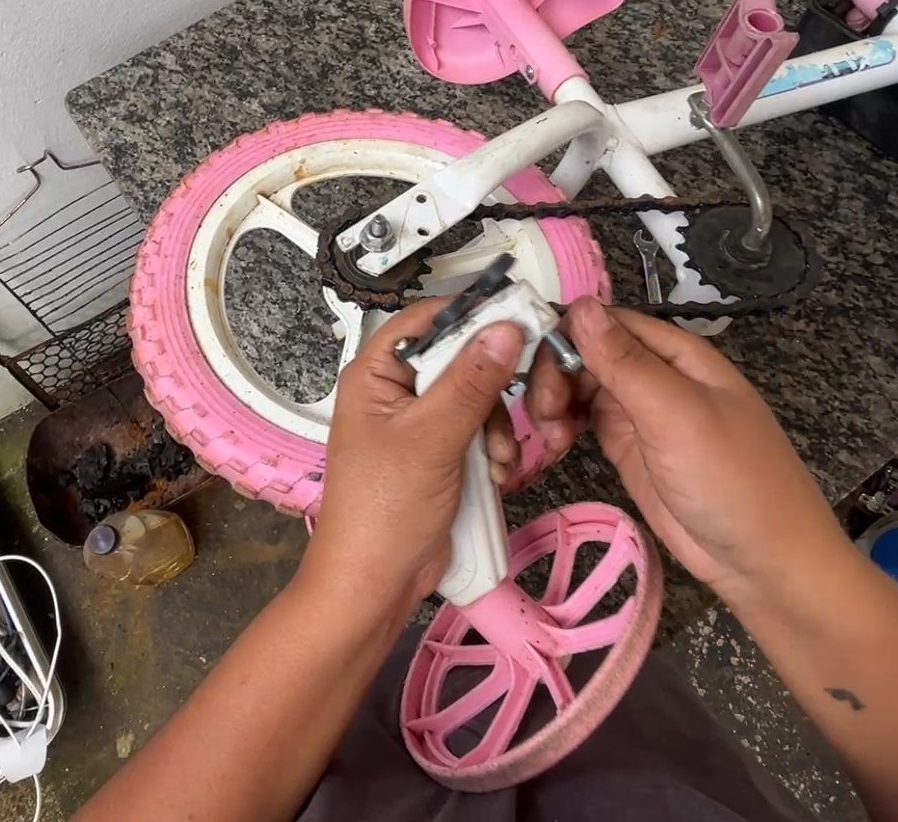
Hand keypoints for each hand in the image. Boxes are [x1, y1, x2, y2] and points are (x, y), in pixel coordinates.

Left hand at [303, 298, 526, 611]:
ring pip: (473, 397)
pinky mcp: (437, 451)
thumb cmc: (387, 506)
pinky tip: (499, 475)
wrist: (376, 582)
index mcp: (374, 372)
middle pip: (456, 358)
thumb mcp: (432, 439)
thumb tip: (506, 325)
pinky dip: (493, 448)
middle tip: (522, 405)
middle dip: (490, 388)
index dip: (471, 315)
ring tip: (501, 462)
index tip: (521, 319)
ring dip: (496, 427)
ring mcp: (416, 422)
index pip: (426, 320)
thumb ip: (471, 382)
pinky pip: (475, 430)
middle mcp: (393, 389)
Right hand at [527, 298, 850, 603]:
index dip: (563, 337)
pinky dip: (560, 426)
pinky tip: (552, 447)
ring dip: (552, 403)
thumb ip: (625, 361)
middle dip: (554, 376)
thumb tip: (579, 305)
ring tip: (551, 439)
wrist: (762, 562)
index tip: (532, 368)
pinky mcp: (624, 442)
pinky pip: (579, 418)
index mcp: (672, 352)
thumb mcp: (676, 414)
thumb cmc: (730, 479)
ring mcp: (636, 408)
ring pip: (576, 384)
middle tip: (545, 416)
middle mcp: (651, 372)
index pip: (602, 322)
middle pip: (583, 352)